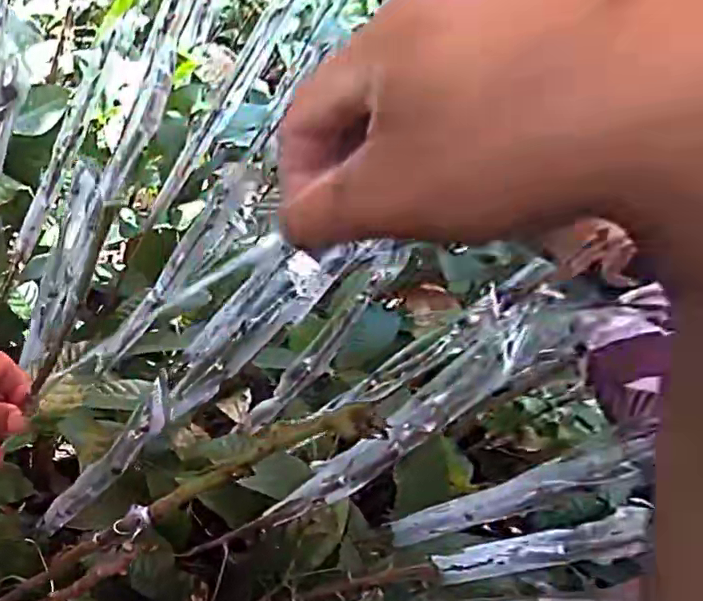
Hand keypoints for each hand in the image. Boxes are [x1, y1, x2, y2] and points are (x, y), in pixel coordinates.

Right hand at [279, 0, 702, 267]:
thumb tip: (300, 218)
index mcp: (390, 35)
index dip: (298, 177)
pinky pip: (503, 58)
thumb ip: (309, 216)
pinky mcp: (583, 5)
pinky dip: (489, 105)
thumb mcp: (378, 204)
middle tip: (380, 200)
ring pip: (435, 76)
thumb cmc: (516, 147)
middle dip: (362, 154)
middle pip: (368, 91)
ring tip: (451, 173)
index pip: (303, 117)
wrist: (696, 102)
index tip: (318, 216)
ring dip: (424, 131)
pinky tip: (511, 138)